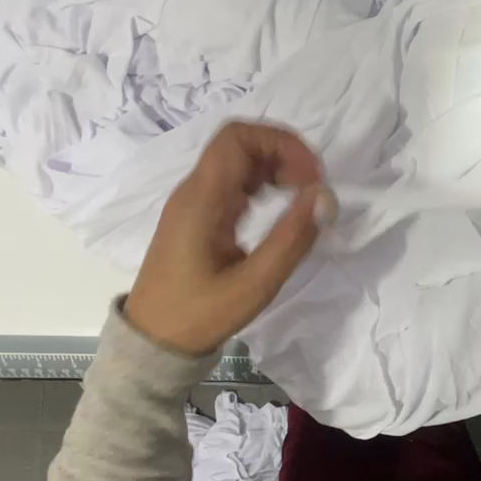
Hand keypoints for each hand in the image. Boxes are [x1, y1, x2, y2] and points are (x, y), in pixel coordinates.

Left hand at [125, 122, 329, 354]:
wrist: (154, 342)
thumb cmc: (199, 315)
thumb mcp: (253, 285)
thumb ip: (291, 240)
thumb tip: (325, 198)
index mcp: (201, 200)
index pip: (237, 138)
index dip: (281, 143)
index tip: (313, 177)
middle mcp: (194, 192)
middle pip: (240, 144)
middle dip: (284, 155)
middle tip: (315, 189)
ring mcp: (195, 204)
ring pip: (238, 162)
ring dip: (277, 169)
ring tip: (305, 198)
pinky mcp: (200, 218)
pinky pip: (234, 184)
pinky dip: (264, 186)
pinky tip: (283, 208)